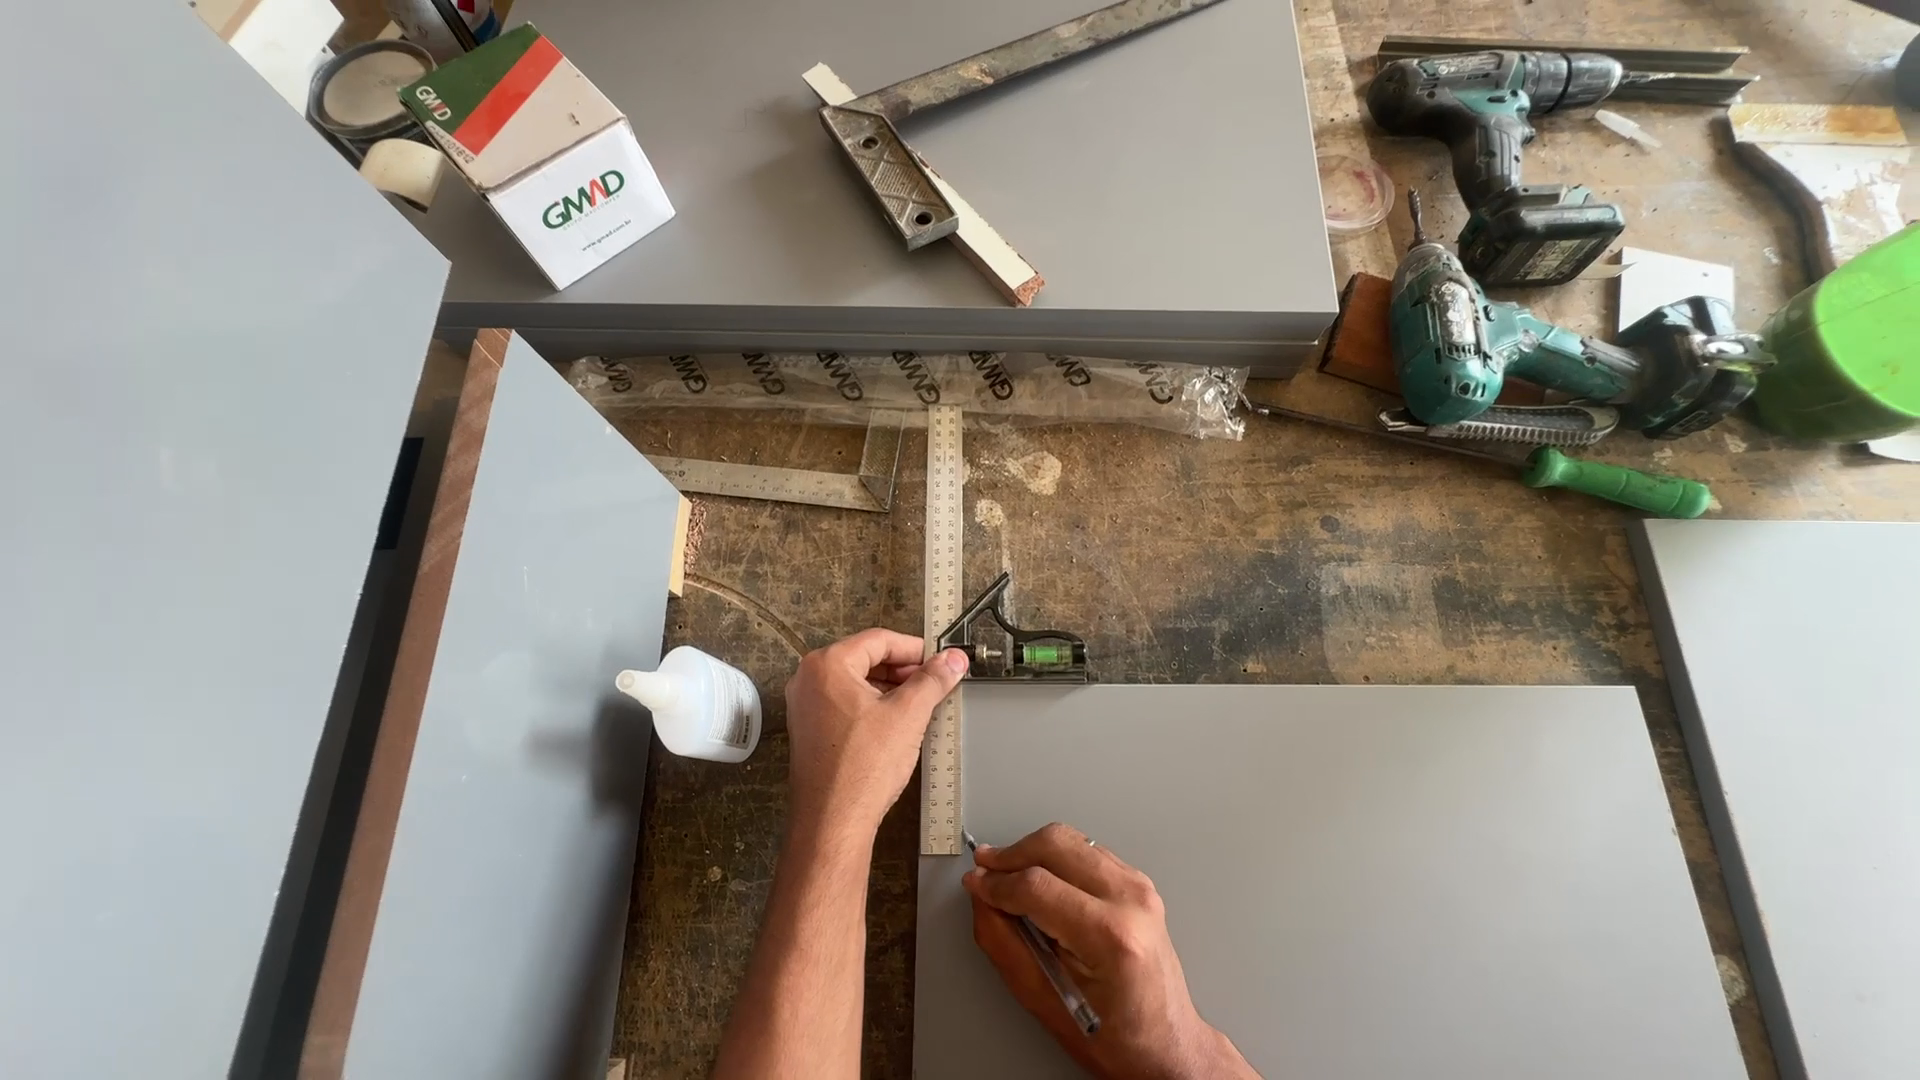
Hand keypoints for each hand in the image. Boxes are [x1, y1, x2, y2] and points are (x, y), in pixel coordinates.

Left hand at [783, 629, 968, 836]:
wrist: (833, 821)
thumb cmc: (862, 767)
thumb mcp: (908, 714)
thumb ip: (933, 680)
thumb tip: (953, 660)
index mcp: (827, 665)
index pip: (879, 640)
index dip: (914, 648)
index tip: (939, 660)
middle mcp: (808, 680)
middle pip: (864, 658)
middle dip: (902, 669)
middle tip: (932, 682)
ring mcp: (804, 707)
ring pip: (854, 682)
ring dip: (888, 688)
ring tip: (918, 704)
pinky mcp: (808, 731)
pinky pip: (843, 704)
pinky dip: (871, 706)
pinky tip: (894, 723)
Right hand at [964, 824, 1258, 1079]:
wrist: (1166, 1044)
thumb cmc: (1113, 1037)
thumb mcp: (1042, 1001)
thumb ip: (1003, 943)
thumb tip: (981, 897)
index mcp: (1110, 937)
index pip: (1036, 886)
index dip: (996, 882)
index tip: (974, 883)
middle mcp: (1129, 900)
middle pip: (1054, 846)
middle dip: (1011, 854)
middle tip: (985, 869)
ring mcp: (1138, 886)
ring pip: (1070, 839)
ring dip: (1032, 850)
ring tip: (1007, 872)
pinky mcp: (1138, 881)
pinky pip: (1086, 849)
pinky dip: (1056, 856)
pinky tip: (1040, 877)